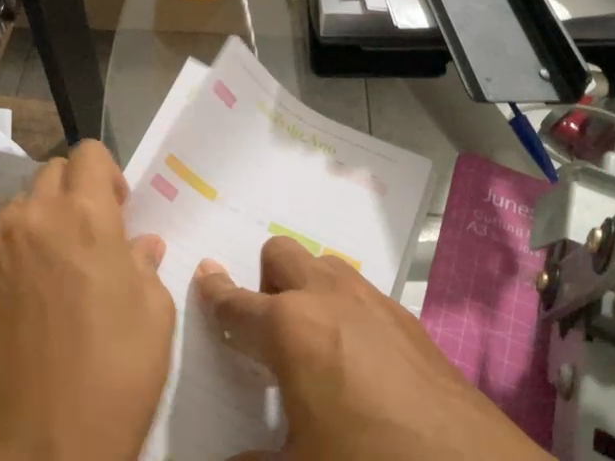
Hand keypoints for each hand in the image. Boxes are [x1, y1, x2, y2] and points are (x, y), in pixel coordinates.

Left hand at [0, 140, 173, 460]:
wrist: (47, 444)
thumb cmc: (117, 372)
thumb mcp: (155, 313)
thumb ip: (143, 263)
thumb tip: (138, 245)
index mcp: (84, 214)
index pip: (87, 152)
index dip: (106, 173)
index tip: (116, 208)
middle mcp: (31, 218)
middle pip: (48, 174)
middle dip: (71, 194)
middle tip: (86, 239)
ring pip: (14, 213)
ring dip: (36, 228)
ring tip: (49, 276)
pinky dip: (4, 269)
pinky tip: (19, 309)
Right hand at [195, 237, 550, 460]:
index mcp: (288, 328)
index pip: (235, 302)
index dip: (214, 291)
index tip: (205, 276)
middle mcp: (327, 298)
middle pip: (281, 254)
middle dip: (265, 280)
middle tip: (269, 330)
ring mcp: (372, 302)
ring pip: (325, 264)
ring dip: (308, 287)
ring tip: (314, 340)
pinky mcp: (409, 319)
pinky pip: (362, 291)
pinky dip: (346, 308)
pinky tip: (358, 360)